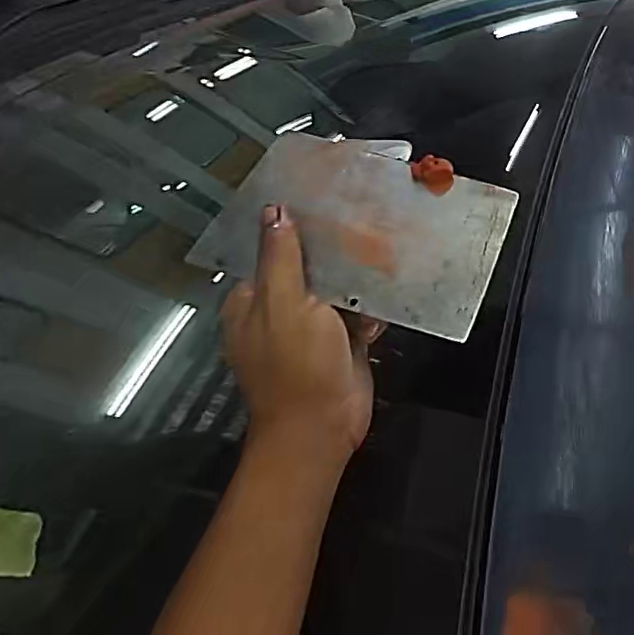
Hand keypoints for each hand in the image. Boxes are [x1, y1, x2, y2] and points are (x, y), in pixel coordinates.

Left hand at [222, 204, 374, 458]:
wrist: (322, 426)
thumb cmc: (296, 365)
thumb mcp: (285, 305)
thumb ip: (280, 258)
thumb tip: (274, 210)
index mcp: (253, 301)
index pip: (273, 251)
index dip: (297, 230)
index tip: (327, 208)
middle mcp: (280, 311)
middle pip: (310, 269)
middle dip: (337, 258)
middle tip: (365, 232)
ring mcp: (311, 329)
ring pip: (339, 290)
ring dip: (359, 287)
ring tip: (379, 271)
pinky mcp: (340, 343)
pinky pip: (358, 314)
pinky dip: (370, 312)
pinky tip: (381, 312)